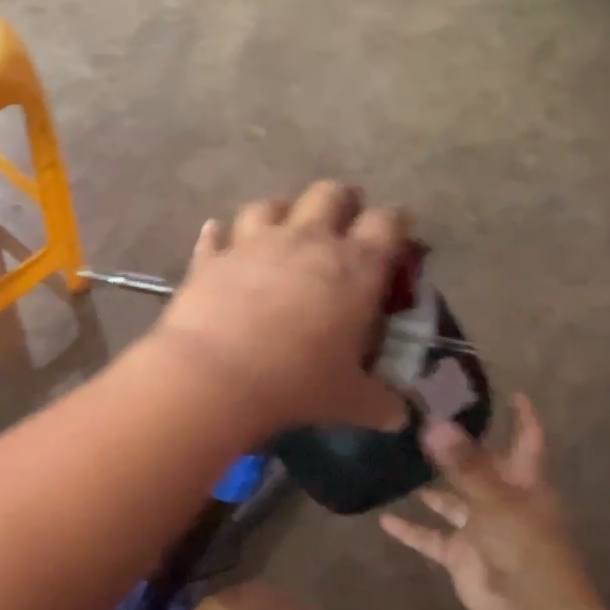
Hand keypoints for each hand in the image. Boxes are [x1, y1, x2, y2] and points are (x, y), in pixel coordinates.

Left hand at [145, 181, 408, 432]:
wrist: (214, 376)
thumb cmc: (296, 384)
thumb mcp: (348, 400)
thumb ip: (378, 403)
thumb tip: (398, 416)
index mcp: (355, 267)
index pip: (388, 222)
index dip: (396, 224)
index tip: (396, 237)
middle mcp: (307, 240)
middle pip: (331, 194)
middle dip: (341, 203)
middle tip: (341, 227)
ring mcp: (254, 243)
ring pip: (271, 205)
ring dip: (281, 214)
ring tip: (281, 234)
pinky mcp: (210, 257)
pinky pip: (216, 234)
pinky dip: (219, 236)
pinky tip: (218, 241)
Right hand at [380, 395, 587, 609]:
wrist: (532, 609)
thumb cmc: (525, 545)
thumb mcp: (494, 498)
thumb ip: (462, 464)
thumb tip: (433, 423)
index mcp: (523, 481)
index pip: (526, 440)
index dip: (522, 417)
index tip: (510, 393)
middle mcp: (502, 500)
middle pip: (479, 468)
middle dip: (457, 449)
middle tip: (422, 421)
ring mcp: (480, 529)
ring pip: (451, 502)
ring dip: (429, 487)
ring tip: (397, 461)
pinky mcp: (461, 556)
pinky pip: (431, 537)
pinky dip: (410, 530)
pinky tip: (383, 519)